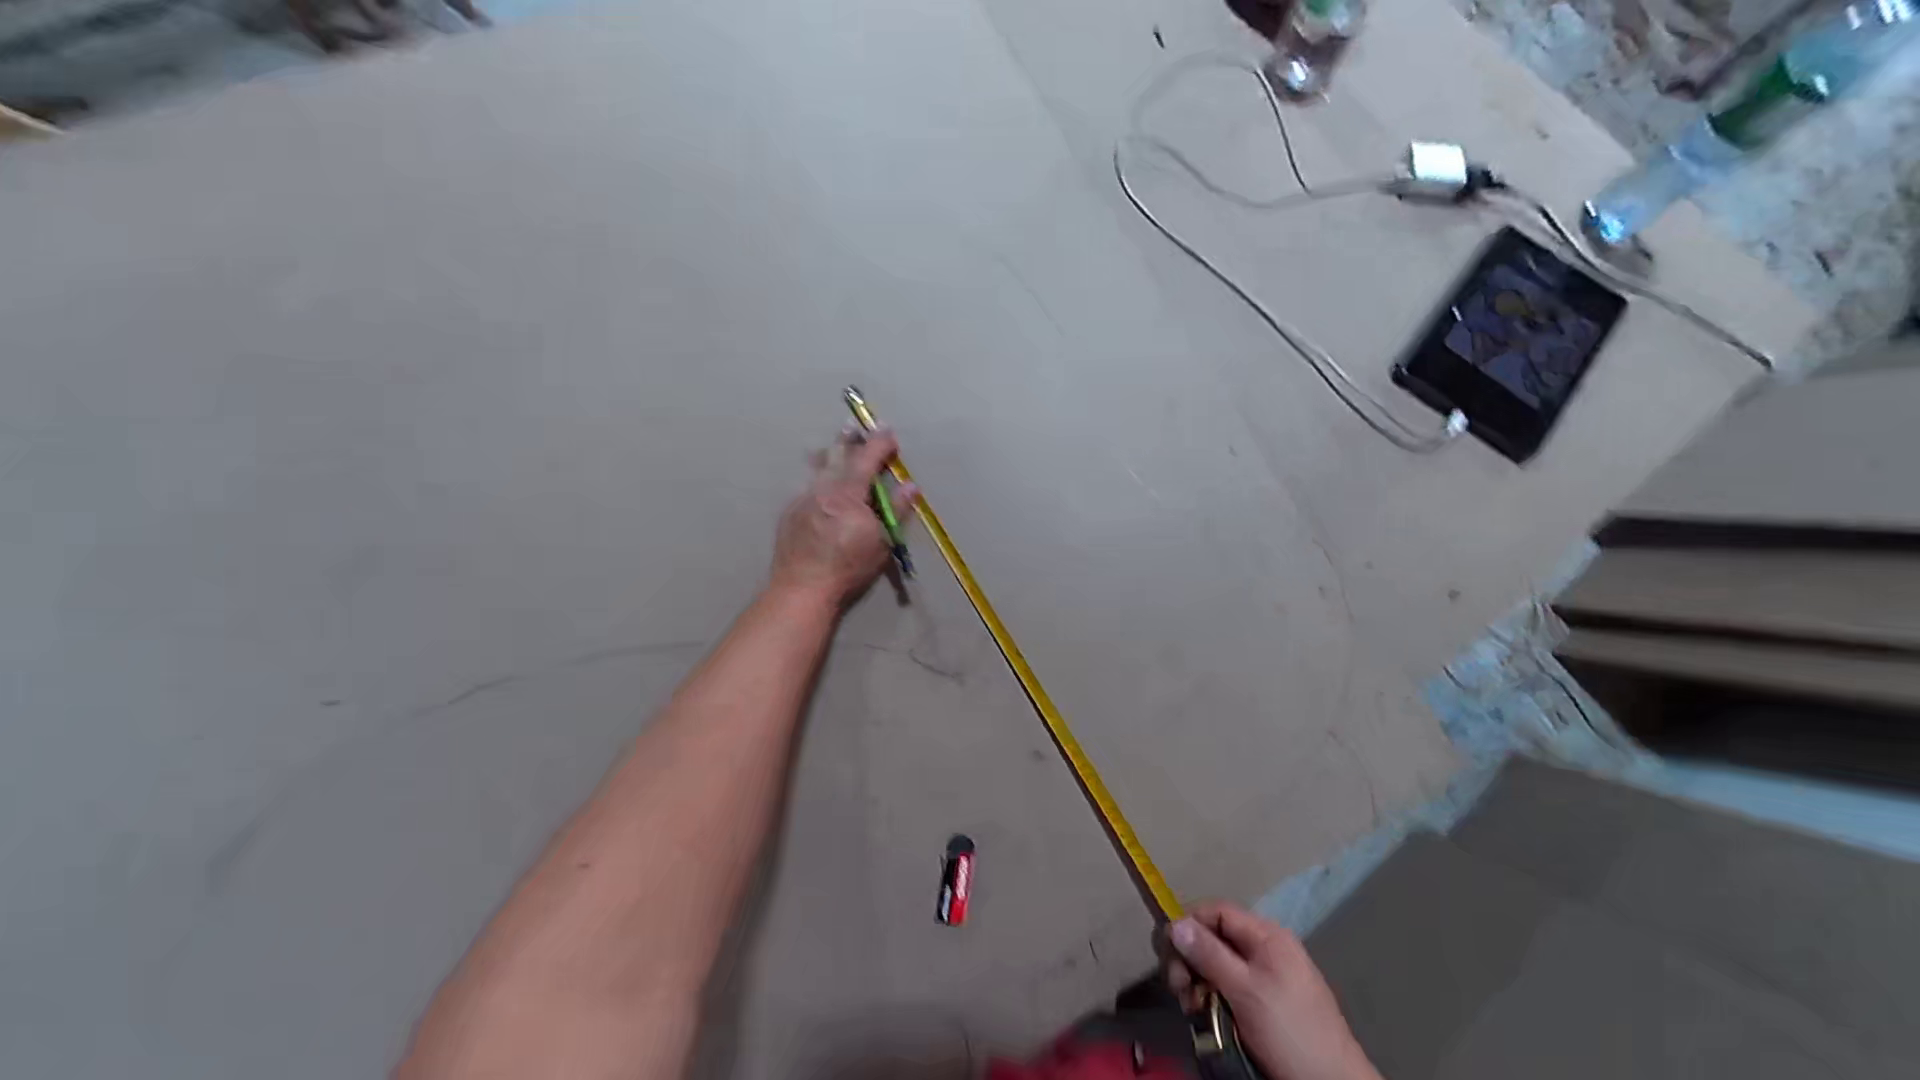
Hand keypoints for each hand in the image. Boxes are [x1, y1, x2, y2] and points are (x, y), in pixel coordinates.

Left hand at [769, 426, 917, 608]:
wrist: (802, 588)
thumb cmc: (848, 567)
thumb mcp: (882, 542)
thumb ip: (897, 510)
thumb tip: (911, 485)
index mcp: (848, 493)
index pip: (867, 458)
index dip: (880, 443)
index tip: (889, 432)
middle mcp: (822, 488)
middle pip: (836, 454)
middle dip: (849, 440)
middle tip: (854, 427)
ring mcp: (802, 499)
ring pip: (816, 468)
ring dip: (828, 455)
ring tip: (832, 447)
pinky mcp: (789, 513)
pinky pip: (805, 487)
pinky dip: (816, 481)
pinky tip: (818, 488)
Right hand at [1167, 902, 1382, 1079]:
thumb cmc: (1290, 1033)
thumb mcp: (1246, 991)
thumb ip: (1209, 954)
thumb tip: (1174, 923)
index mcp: (1267, 936)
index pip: (1217, 911)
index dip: (1189, 923)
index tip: (1167, 949)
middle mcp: (1264, 950)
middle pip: (1213, 937)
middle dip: (1189, 958)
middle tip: (1178, 988)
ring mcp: (1264, 978)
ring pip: (1215, 965)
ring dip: (1196, 982)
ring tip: (1191, 1008)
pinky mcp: (1261, 1004)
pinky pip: (1226, 988)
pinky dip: (1209, 998)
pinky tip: (1204, 1016)